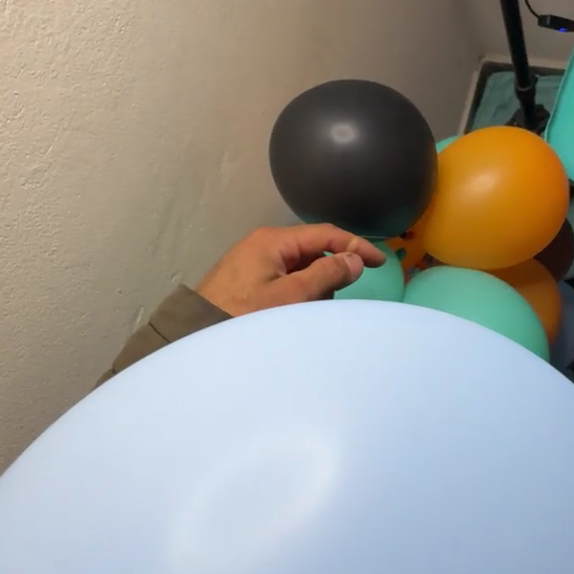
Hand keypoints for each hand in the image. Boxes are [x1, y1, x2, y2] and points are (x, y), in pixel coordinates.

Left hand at [195, 224, 384, 316]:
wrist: (193, 339)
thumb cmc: (243, 317)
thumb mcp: (290, 297)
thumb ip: (326, 274)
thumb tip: (355, 259)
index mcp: (273, 241)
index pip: (325, 234)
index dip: (356, 246)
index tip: (380, 262)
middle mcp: (263, 246)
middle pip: (313, 250)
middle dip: (330, 273)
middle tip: (335, 298)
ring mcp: (253, 264)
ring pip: (300, 268)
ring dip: (313, 288)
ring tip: (308, 313)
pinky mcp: (247, 282)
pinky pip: (285, 282)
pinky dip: (298, 295)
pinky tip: (294, 316)